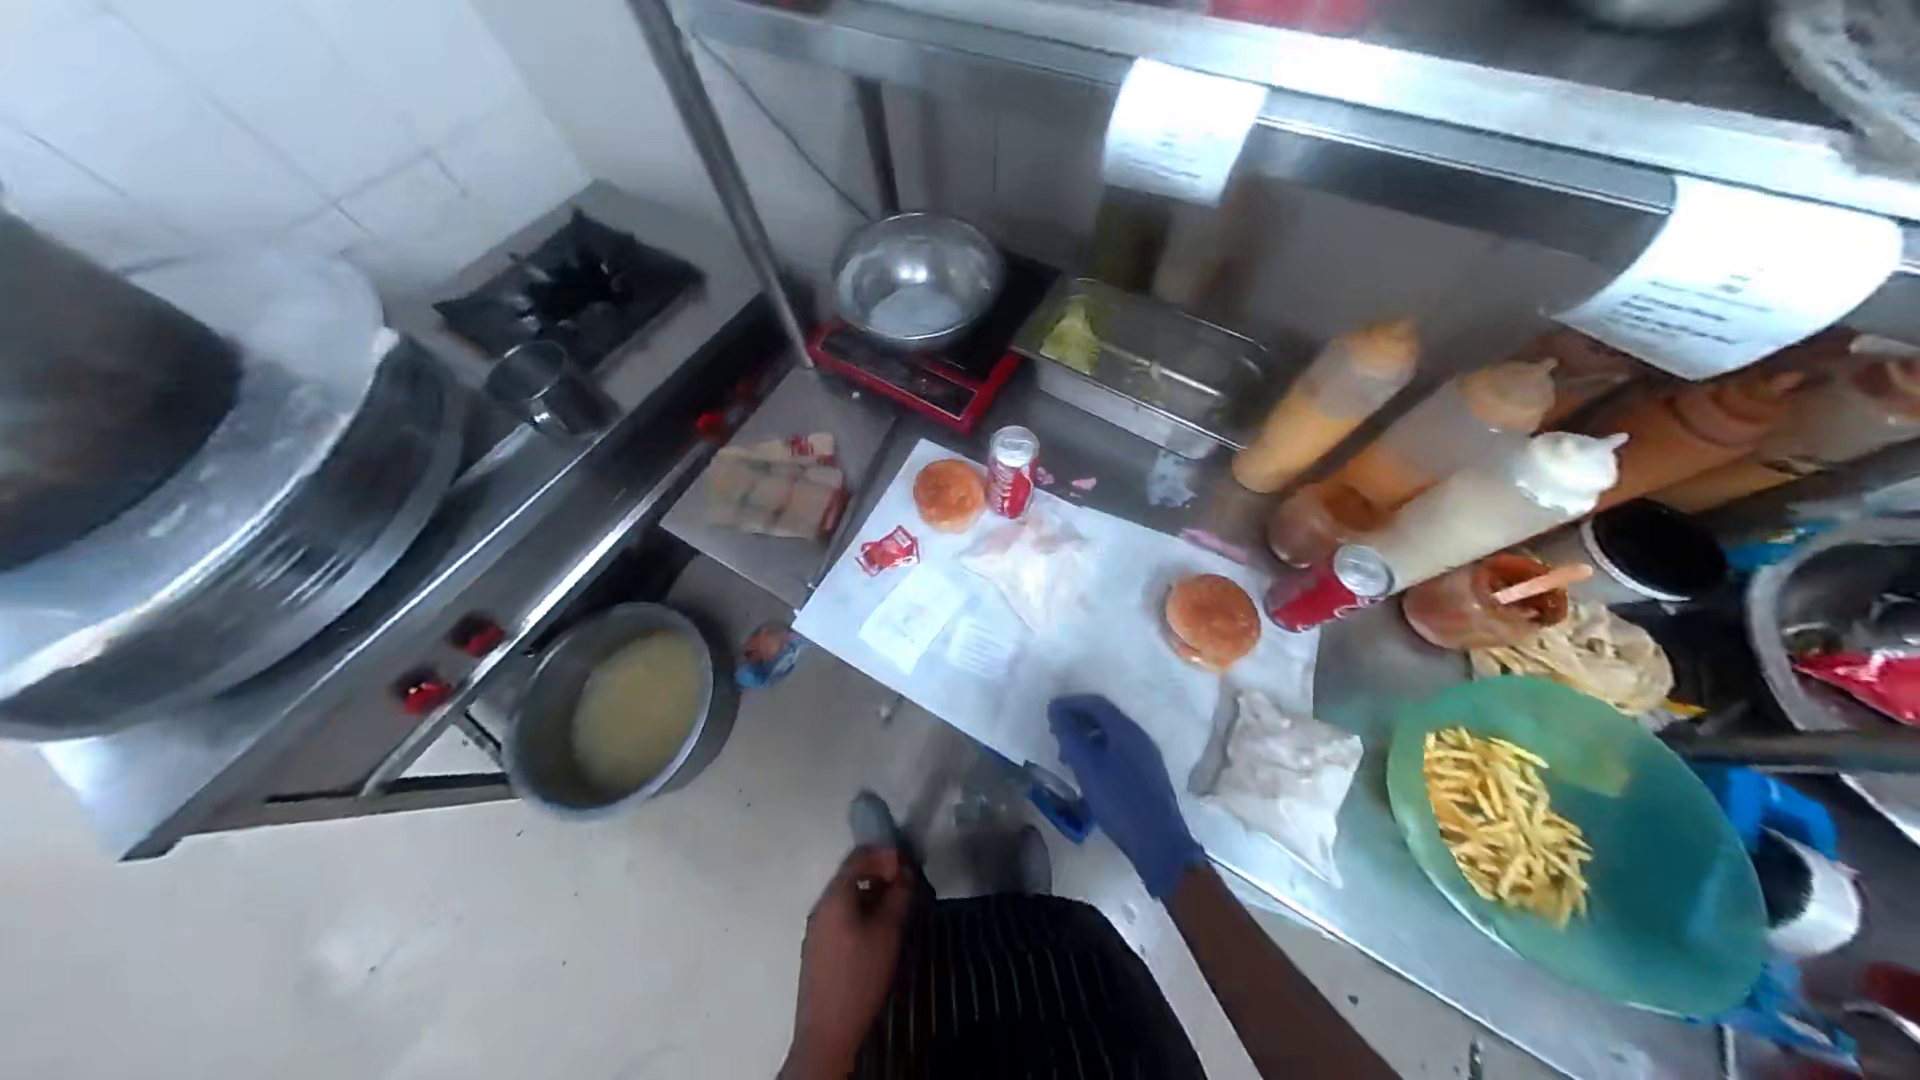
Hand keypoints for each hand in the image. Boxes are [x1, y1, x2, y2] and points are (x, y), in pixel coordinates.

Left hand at [784, 847, 914, 1077]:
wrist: (826, 1032)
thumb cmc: (860, 976)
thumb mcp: (888, 932)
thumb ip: (899, 896)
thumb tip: (905, 872)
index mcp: (834, 896)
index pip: (859, 857)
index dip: (885, 854)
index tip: (908, 865)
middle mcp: (821, 905)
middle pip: (850, 875)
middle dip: (880, 873)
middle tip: (905, 885)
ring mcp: (816, 928)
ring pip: (846, 896)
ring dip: (872, 893)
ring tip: (895, 907)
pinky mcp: (817, 948)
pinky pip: (840, 915)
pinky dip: (861, 910)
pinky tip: (877, 929)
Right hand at [1049, 694, 1204, 899]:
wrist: (1159, 842)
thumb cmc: (1118, 801)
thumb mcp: (1086, 766)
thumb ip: (1069, 735)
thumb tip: (1055, 709)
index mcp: (1126, 729)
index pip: (1095, 703)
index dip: (1070, 703)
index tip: (1049, 713)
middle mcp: (1139, 736)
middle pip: (1104, 717)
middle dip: (1077, 721)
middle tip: (1055, 735)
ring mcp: (1146, 756)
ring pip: (1111, 736)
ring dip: (1086, 740)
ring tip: (1067, 759)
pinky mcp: (1148, 774)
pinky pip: (1119, 752)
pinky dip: (1098, 753)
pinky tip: (1087, 773)